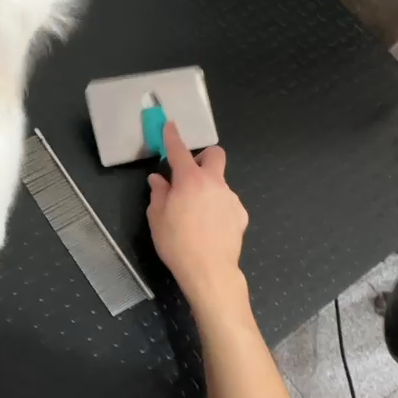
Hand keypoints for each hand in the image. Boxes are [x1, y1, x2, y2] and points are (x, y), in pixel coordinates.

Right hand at [146, 122, 248, 310]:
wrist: (209, 271)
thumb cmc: (176, 243)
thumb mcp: (157, 218)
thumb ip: (158, 193)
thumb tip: (159, 179)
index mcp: (190, 180)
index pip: (179, 150)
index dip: (172, 137)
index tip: (169, 126)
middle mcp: (214, 182)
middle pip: (215, 155)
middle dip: (203, 157)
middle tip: (190, 174)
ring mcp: (231, 198)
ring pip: (220, 183)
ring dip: (208, 189)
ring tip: (196, 214)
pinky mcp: (241, 214)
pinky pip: (227, 203)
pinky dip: (217, 208)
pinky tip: (210, 227)